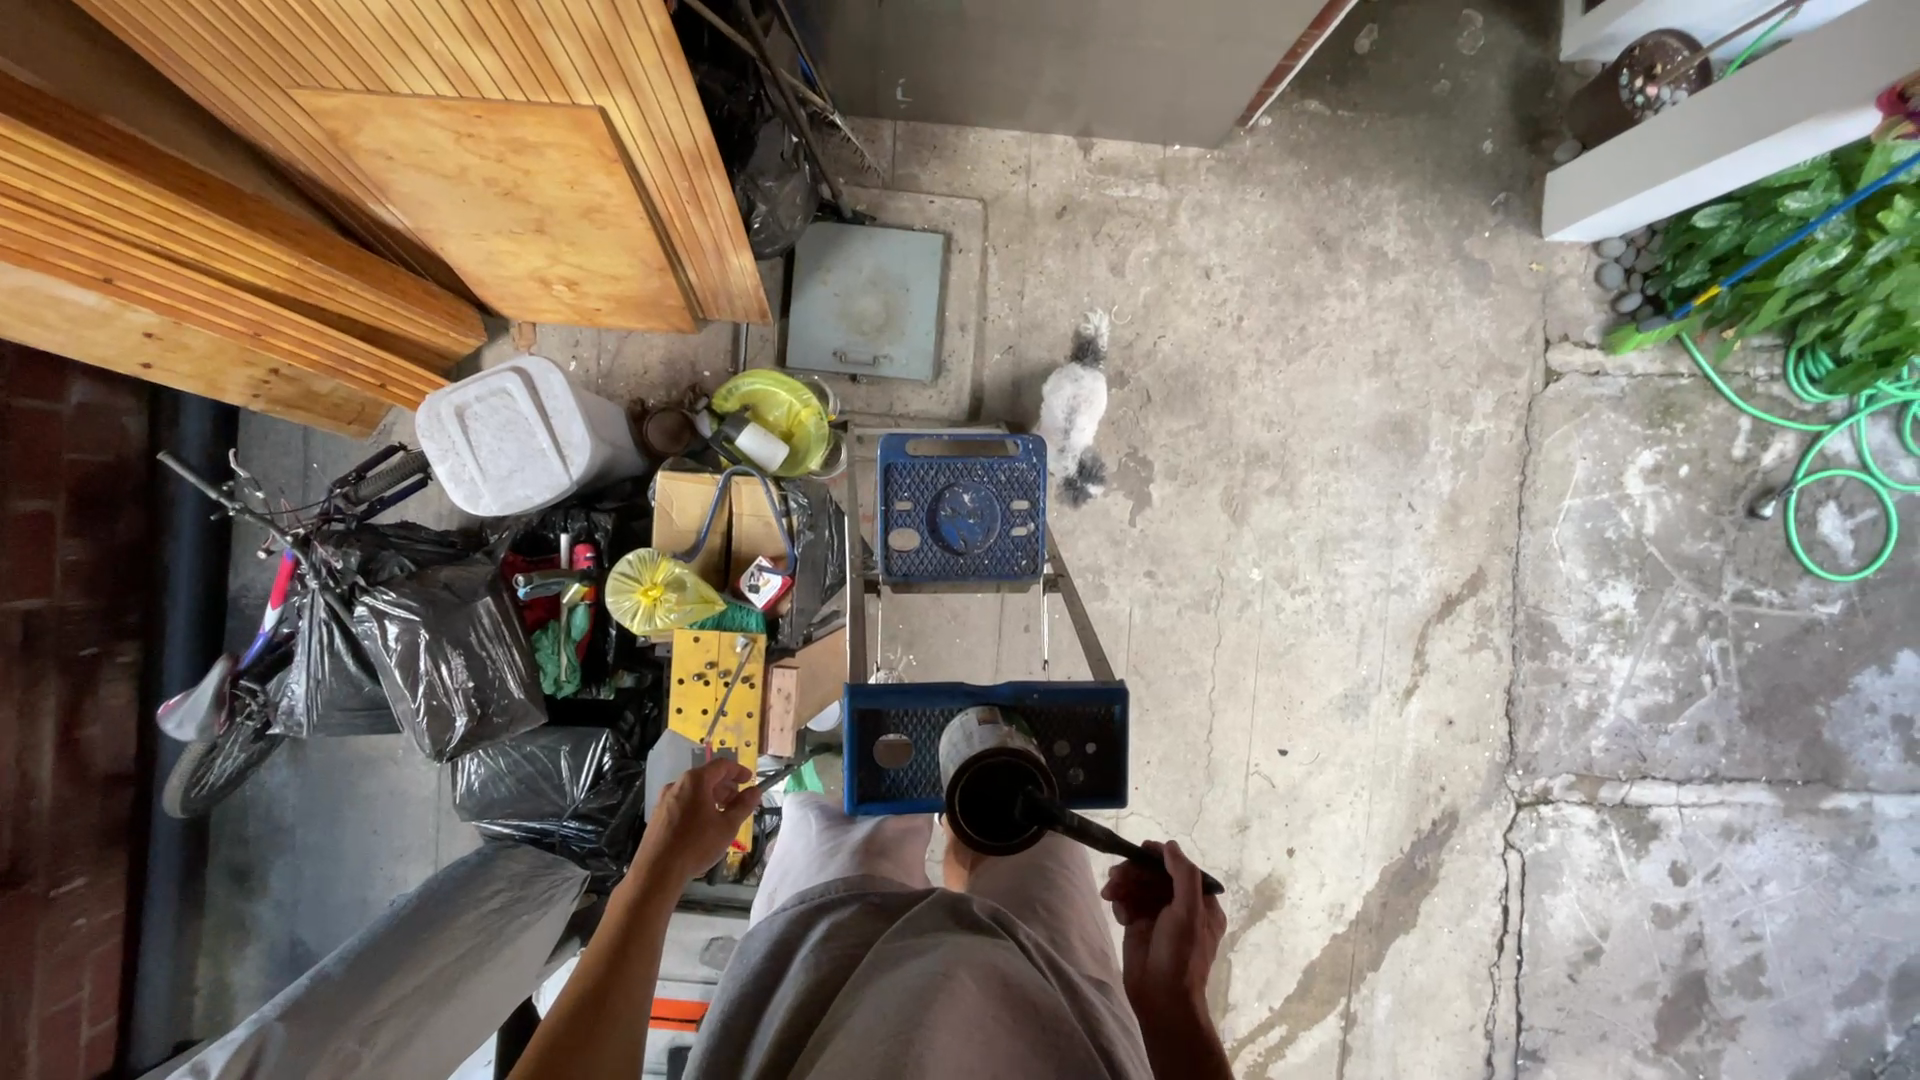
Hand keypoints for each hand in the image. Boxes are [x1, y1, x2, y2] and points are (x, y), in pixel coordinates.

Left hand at [632, 759, 760, 881]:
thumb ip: (743, 805)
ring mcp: (664, 800)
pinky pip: (683, 803)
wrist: (656, 871)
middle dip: (726, 787)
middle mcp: (677, 785)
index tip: (750, 781)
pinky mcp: (657, 816)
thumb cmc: (696, 845)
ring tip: (722, 816)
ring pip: (694, 792)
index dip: (738, 771)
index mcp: (695, 781)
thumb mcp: (727, 826)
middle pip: (706, 777)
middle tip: (739, 802)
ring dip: (712, 798)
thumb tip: (755, 791)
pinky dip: (697, 807)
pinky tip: (703, 827)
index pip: (721, 765)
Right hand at [1100, 841, 1226, 1020]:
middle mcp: (1181, 907)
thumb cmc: (1181, 955)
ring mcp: (1159, 917)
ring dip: (1123, 885)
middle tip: (1116, 875)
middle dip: (1135, 873)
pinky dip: (1121, 904)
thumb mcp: (1189, 912)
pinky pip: (1128, 903)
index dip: (1160, 858)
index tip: (1140, 850)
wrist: (1161, 998)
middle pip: (1155, 876)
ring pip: (1138, 887)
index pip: (1180, 869)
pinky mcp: (1139, 926)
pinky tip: (1119, 915)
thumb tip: (1171, 846)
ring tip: (1110, 893)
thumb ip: (1183, 875)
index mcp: (1202, 904)